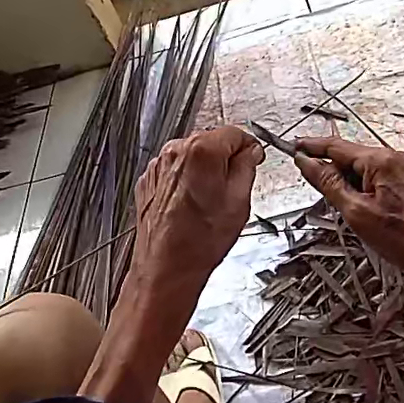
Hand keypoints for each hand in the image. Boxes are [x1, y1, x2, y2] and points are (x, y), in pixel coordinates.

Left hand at [81, 126, 263, 402]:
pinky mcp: (149, 182)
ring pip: (192, 156)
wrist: (165, 269)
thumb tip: (249, 153)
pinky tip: (194, 207)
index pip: (235, 132)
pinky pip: (175, 172)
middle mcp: (175, 152)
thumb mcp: (239, 202)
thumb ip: (247, 167)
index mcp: (202, 151)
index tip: (254, 158)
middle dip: (226, 159)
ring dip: (205, 171)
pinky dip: (187, 182)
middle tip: (236, 186)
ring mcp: (158, 167)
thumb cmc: (198, 242)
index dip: (249, 147)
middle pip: (211, 141)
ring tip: (212, 202)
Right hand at [293, 136, 403, 294]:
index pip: (336, 146)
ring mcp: (403, 170)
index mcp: (381, 161)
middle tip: (313, 186)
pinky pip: (375, 178)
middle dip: (329, 171)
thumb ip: (329, 183)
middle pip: (349, 156)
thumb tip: (307, 164)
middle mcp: (394, 159)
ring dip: (346, 184)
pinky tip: (360, 209)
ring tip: (344, 209)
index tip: (294, 147)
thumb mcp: (356, 212)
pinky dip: (361, 189)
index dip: (311, 147)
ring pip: (362, 169)